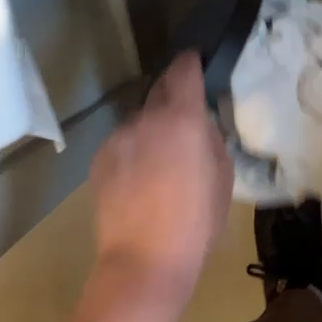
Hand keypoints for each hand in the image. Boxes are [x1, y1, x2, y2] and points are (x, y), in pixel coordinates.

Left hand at [91, 52, 232, 302]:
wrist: (144, 261)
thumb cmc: (196, 219)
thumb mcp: (222, 173)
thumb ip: (209, 137)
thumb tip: (198, 124)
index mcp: (182, 116)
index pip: (184, 69)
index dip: (192, 61)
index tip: (198, 61)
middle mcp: (146, 117)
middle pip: (159, 89)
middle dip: (173, 94)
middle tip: (186, 114)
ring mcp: (118, 138)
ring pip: (140, 119)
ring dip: (152, 126)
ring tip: (162, 157)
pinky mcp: (99, 160)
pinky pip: (123, 142)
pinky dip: (134, 149)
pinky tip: (141, 177)